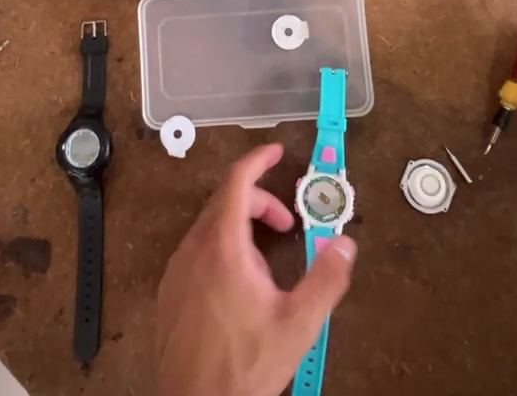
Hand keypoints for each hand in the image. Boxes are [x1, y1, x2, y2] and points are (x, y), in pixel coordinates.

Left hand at [156, 143, 357, 395]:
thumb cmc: (244, 364)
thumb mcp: (298, 324)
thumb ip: (326, 280)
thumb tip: (346, 244)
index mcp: (223, 245)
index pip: (237, 181)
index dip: (258, 160)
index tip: (276, 151)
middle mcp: (194, 247)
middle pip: (225, 200)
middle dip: (259, 200)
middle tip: (287, 223)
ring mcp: (178, 268)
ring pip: (210, 225)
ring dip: (241, 225)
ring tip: (267, 262)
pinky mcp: (170, 289)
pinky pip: (198, 248)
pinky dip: (222, 245)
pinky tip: (240, 282)